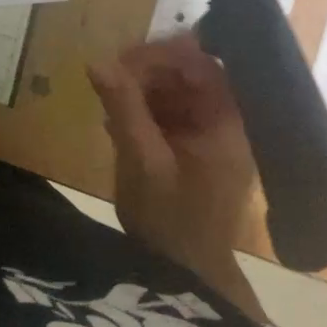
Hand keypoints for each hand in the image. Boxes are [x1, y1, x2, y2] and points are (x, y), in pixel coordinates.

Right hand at [88, 37, 256, 276]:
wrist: (183, 271)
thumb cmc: (169, 215)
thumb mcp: (142, 158)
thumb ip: (124, 107)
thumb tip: (98, 61)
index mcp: (227, 126)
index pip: (205, 67)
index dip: (165, 55)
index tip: (123, 56)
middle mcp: (226, 126)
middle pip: (190, 75)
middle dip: (147, 70)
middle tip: (108, 77)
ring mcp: (209, 138)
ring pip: (175, 91)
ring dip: (139, 88)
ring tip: (107, 100)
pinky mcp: (191, 149)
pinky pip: (167, 112)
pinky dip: (140, 108)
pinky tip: (113, 122)